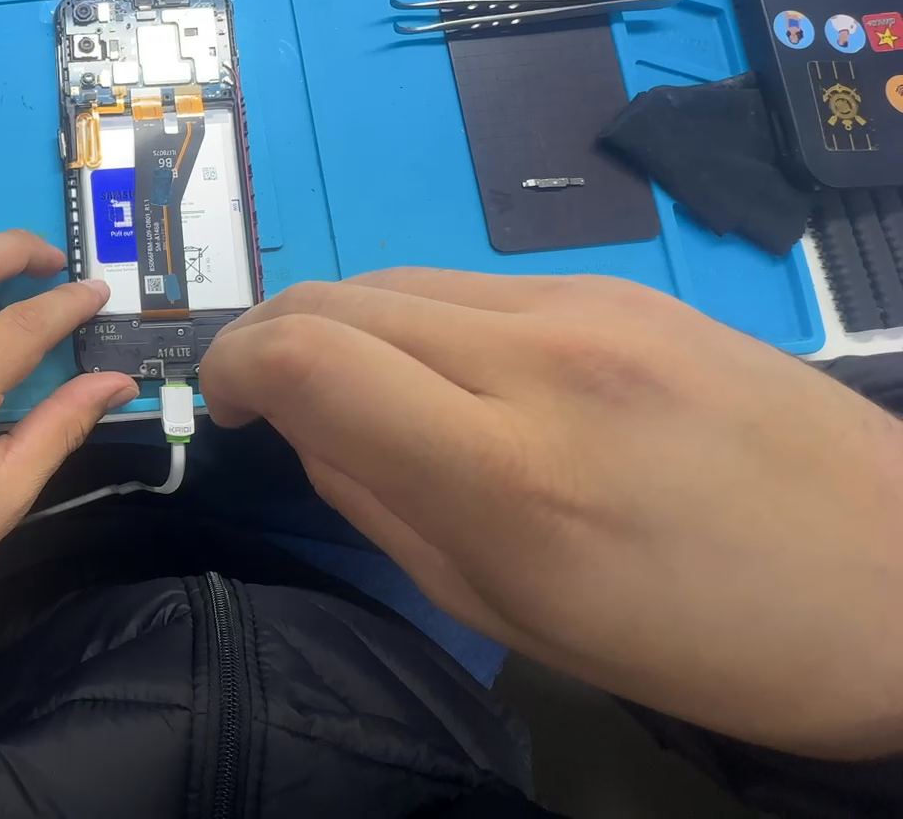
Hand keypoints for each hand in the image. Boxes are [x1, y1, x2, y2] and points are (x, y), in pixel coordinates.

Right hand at [198, 269, 902, 759]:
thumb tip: (300, 423)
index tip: (228, 404)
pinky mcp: (607, 283)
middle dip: (261, 339)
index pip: (306, 362)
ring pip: (377, 280)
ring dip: (324, 324)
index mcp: (505, 475)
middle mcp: (537, 361)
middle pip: (324, 301)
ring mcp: (579, 305)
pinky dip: (394, 317)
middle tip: (260, 392)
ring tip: (341, 378)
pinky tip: (425, 363)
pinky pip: (445, 283)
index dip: (233, 366)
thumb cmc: (685, 631)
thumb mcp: (488, 602)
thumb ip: (366, 497)